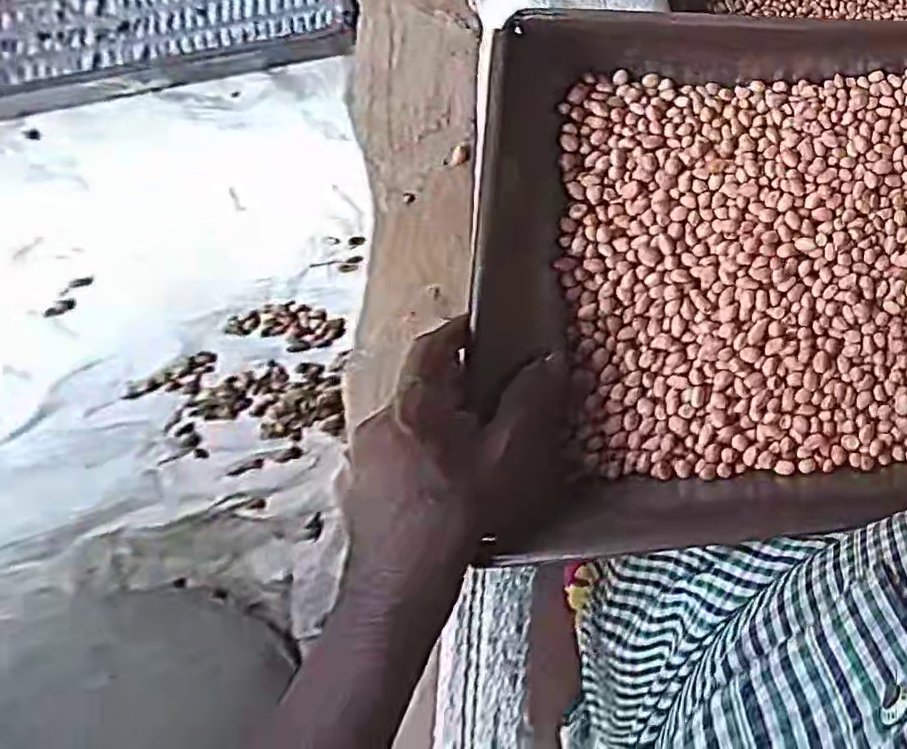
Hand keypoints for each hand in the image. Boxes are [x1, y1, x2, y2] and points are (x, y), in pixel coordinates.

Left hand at [343, 316, 566, 580]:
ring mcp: (362, 454)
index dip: (457, 330)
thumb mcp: (505, 451)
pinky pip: (397, 441)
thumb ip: (527, 399)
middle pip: (421, 382)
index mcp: (412, 408)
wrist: (401, 580)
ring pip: (410, 414)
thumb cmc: (457, 508)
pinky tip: (450, 465)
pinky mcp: (359, 480)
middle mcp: (378, 422)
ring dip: (442, 411)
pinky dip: (426, 438)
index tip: (481, 326)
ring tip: (477, 429)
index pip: (430, 348)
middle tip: (494, 385)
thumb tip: (548, 360)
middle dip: (458, 378)